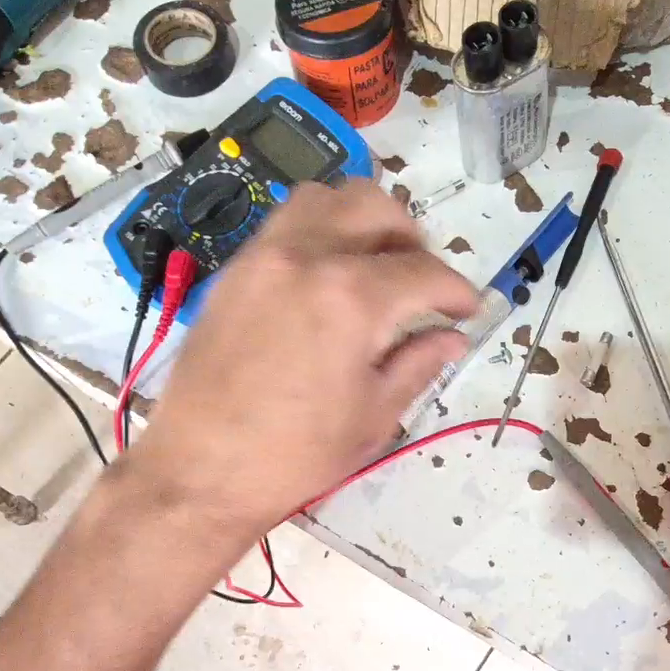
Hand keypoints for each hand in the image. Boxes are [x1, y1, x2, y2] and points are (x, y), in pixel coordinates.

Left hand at [123, 180, 478, 538]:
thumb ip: (418, 364)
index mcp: (350, 298)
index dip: (457, 290)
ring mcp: (262, 257)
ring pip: (325, 199)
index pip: (423, 271)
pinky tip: (327, 277)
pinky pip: (285, 224)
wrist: (201, 472)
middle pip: (375, 208)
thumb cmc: (295, 456)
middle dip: (413, 239)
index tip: (468, 310)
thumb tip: (451, 337)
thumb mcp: (372, 417)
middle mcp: (306, 258)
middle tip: (423, 282)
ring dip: (362, 220)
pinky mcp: (233, 272)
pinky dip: (319, 232)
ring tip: (375, 264)